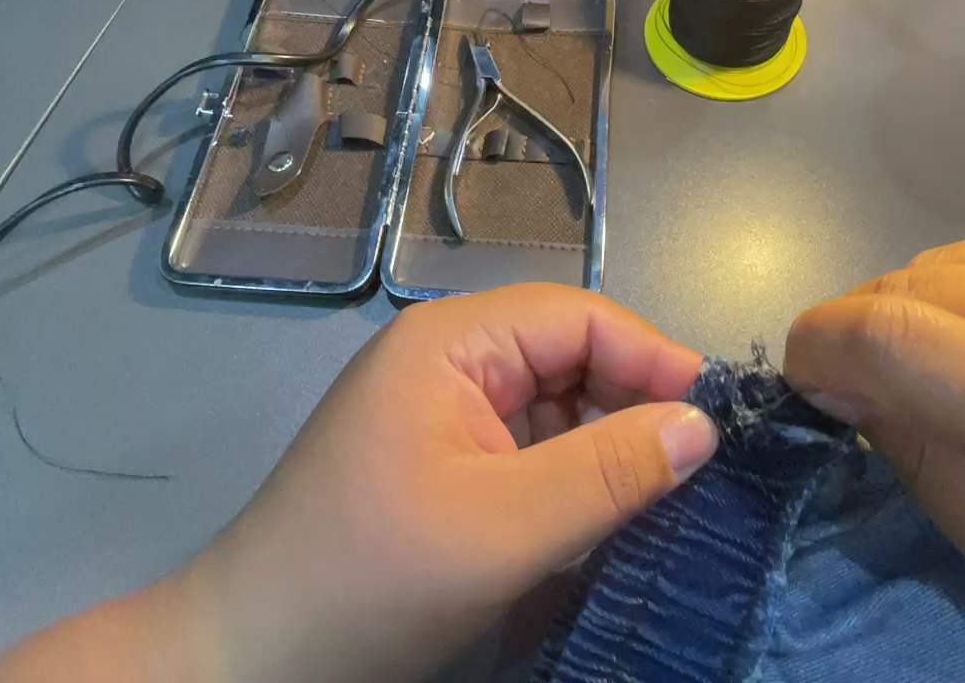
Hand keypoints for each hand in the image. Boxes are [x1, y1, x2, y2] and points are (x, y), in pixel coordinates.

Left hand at [0, 284, 717, 682]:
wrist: (254, 657)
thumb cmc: (373, 576)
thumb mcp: (504, 528)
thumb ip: (608, 471)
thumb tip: (701, 426)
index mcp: (454, 340)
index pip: (575, 316)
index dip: (647, 355)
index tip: (710, 418)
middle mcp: (451, 357)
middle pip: (566, 355)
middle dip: (626, 405)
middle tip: (684, 472)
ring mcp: (446, 407)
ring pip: (554, 404)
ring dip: (601, 446)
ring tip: (646, 501)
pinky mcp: (446, 456)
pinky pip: (529, 445)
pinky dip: (568, 476)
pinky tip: (591, 519)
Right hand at [784, 238, 964, 682]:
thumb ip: (925, 466)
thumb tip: (845, 383)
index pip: (890, 337)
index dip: (816, 346)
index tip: (809, 384)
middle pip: (905, 284)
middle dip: (855, 329)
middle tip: (867, 388)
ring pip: (944, 258)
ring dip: (906, 306)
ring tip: (934, 362)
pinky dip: (962, 290)